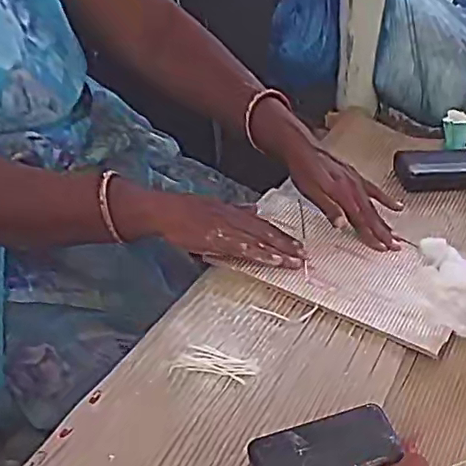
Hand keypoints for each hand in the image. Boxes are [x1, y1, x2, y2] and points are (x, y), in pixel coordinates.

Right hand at [109, 183, 303, 267]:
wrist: (160, 210)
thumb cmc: (182, 209)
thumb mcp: (213, 205)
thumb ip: (236, 208)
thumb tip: (254, 209)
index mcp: (233, 210)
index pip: (262, 224)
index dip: (281, 235)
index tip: (297, 244)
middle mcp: (234, 217)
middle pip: (266, 232)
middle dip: (287, 244)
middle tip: (304, 255)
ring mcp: (227, 227)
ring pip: (259, 240)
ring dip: (280, 251)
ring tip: (296, 261)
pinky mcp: (218, 238)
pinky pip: (244, 248)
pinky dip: (261, 254)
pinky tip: (274, 261)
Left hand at [250, 95, 403, 251]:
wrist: (303, 149)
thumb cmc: (304, 171)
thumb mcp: (312, 193)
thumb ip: (329, 209)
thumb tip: (341, 225)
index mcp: (344, 195)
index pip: (361, 221)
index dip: (371, 236)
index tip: (381, 248)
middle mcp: (353, 189)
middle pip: (372, 216)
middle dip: (384, 233)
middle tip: (396, 247)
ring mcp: (357, 183)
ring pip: (375, 207)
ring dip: (386, 222)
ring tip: (396, 235)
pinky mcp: (356, 178)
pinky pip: (375, 191)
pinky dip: (387, 200)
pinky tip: (396, 206)